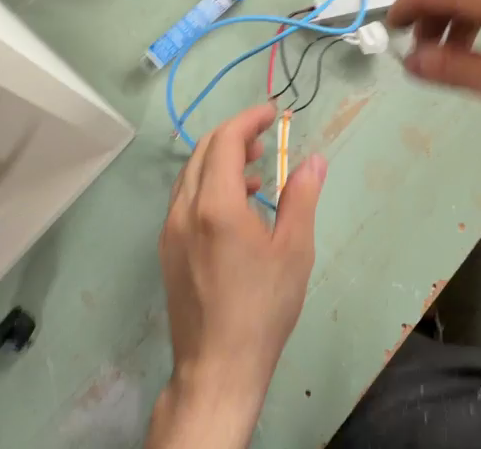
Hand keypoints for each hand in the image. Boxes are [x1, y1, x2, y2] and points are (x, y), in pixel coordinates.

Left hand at [151, 104, 326, 447]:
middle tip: (266, 139)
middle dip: (234, 136)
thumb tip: (314, 159)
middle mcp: (185, 210)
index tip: (273, 113)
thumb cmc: (263, 307)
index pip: (226, 141)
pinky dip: (208, 185)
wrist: (218, 367)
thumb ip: (301, 197)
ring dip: (220, 161)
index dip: (249, 119)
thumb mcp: (295, 250)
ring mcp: (170, 231)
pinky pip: (184, 199)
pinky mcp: (167, 250)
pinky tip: (236, 208)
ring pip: (190, 175)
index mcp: (216, 205)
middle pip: (203, 152)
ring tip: (257, 173)